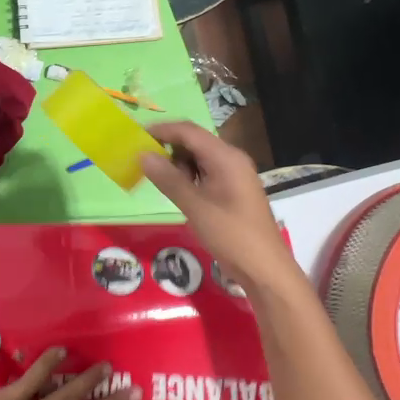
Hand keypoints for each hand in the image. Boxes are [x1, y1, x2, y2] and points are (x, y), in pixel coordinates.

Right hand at [139, 121, 294, 285]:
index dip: (160, 131)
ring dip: (176, 163)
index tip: (134, 139)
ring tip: (156, 180)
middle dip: (166, 147)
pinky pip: (204, 172)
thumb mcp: (195, 206)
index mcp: (226, 158)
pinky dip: (187, 176)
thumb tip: (142, 154)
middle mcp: (231, 159)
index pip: (188, 131)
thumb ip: (168, 178)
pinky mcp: (231, 189)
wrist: (264, 268)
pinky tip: (175, 191)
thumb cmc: (231, 235)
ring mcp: (233, 174)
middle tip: (141, 162)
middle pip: (193, 141)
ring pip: (197, 157)